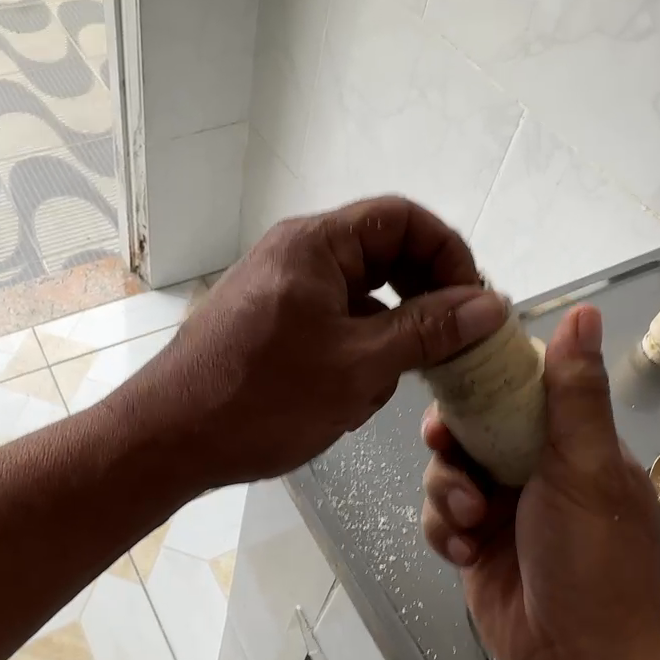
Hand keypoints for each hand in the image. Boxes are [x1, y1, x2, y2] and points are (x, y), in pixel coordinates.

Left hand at [117, 196, 508, 487]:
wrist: (169, 440)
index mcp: (315, 245)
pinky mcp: (269, 326)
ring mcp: (279, 291)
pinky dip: (352, 356)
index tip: (473, 305)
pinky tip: (347, 400)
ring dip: (384, 340)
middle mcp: (295, 256)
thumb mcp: (358, 366)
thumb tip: (490, 304)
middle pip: (383, 258)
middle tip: (446, 349)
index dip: (448, 254)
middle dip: (419, 303)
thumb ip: (428, 331)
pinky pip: (330, 326)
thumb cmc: (263, 399)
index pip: (402, 219)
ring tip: (381, 387)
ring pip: (360, 300)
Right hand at [420, 305, 659, 659]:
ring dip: (449, 494)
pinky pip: (441, 517)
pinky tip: (465, 554)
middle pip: (473, 428)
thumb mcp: (587, 469)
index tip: (454, 373)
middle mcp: (536, 471)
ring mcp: (503, 509)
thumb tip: (583, 311)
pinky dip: (446, 531)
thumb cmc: (594, 560)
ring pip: (448, 473)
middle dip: (454, 442)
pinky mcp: (475, 545)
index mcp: (573, 445)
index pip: (521, 390)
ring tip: (470, 524)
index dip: (485, 379)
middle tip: (445, 448)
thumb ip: (574, 393)